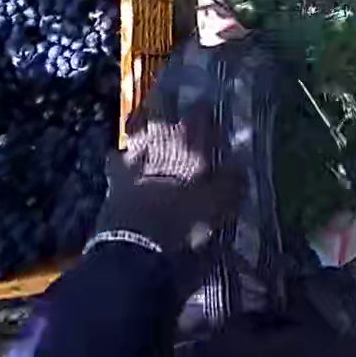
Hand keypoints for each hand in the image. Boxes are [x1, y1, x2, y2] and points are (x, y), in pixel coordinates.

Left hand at [91, 47, 243, 256]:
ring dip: (147, 130)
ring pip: (140, 127)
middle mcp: (160, 134)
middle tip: (180, 124)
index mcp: (188, 137)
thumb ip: (231, 179)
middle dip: (173, 114)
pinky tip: (127, 165)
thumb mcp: (218, 204)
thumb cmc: (185, 220)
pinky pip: (119, 156)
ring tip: (153, 137)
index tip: (213, 116)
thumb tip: (240, 162)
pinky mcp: (115, 170)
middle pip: (167, 112)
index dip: (207, 112)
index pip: (201, 111)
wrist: (136, 245)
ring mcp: (134, 149)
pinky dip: (124, 159)